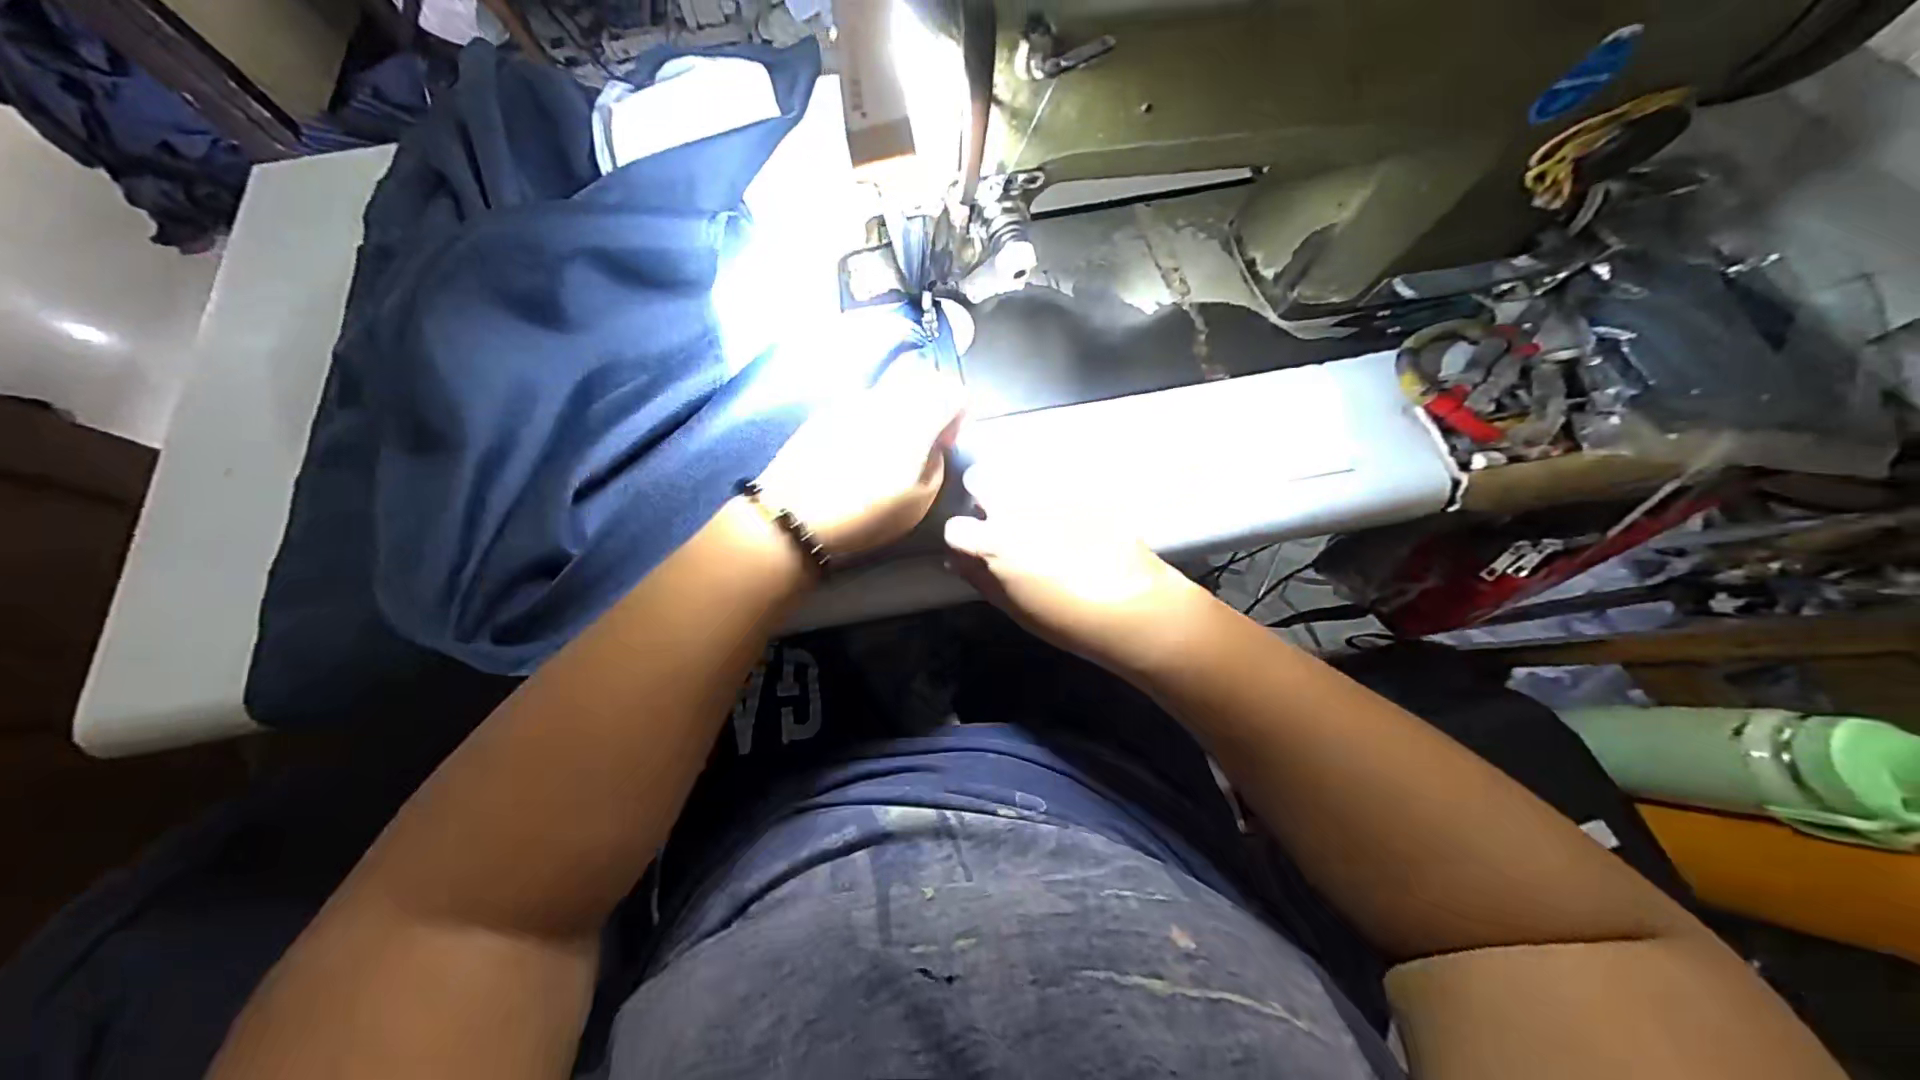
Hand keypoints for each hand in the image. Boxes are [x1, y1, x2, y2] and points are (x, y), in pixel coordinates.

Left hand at [754, 361, 964, 558]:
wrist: (796, 515)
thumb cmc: (866, 514)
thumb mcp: (920, 500)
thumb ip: (937, 461)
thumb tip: (934, 443)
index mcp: (916, 419)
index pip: (954, 390)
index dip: (960, 413)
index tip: (948, 441)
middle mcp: (887, 398)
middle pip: (923, 377)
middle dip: (933, 400)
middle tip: (926, 435)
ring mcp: (853, 399)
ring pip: (891, 386)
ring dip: (902, 405)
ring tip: (893, 441)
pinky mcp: (827, 409)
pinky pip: (863, 399)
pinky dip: (874, 414)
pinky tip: (862, 445)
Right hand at [943, 463, 1211, 673]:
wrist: (1135, 606)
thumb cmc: (1069, 619)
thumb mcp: (1015, 607)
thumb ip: (980, 579)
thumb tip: (957, 561)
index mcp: (993, 542)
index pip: (955, 528)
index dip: (965, 542)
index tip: (978, 550)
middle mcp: (1016, 506)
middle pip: (979, 480)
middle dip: (984, 498)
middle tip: (1005, 524)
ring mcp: (1051, 490)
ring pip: (1016, 472)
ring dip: (1018, 490)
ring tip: (1039, 517)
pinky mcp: (1082, 486)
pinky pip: (1054, 477)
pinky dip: (1052, 489)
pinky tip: (1069, 515)